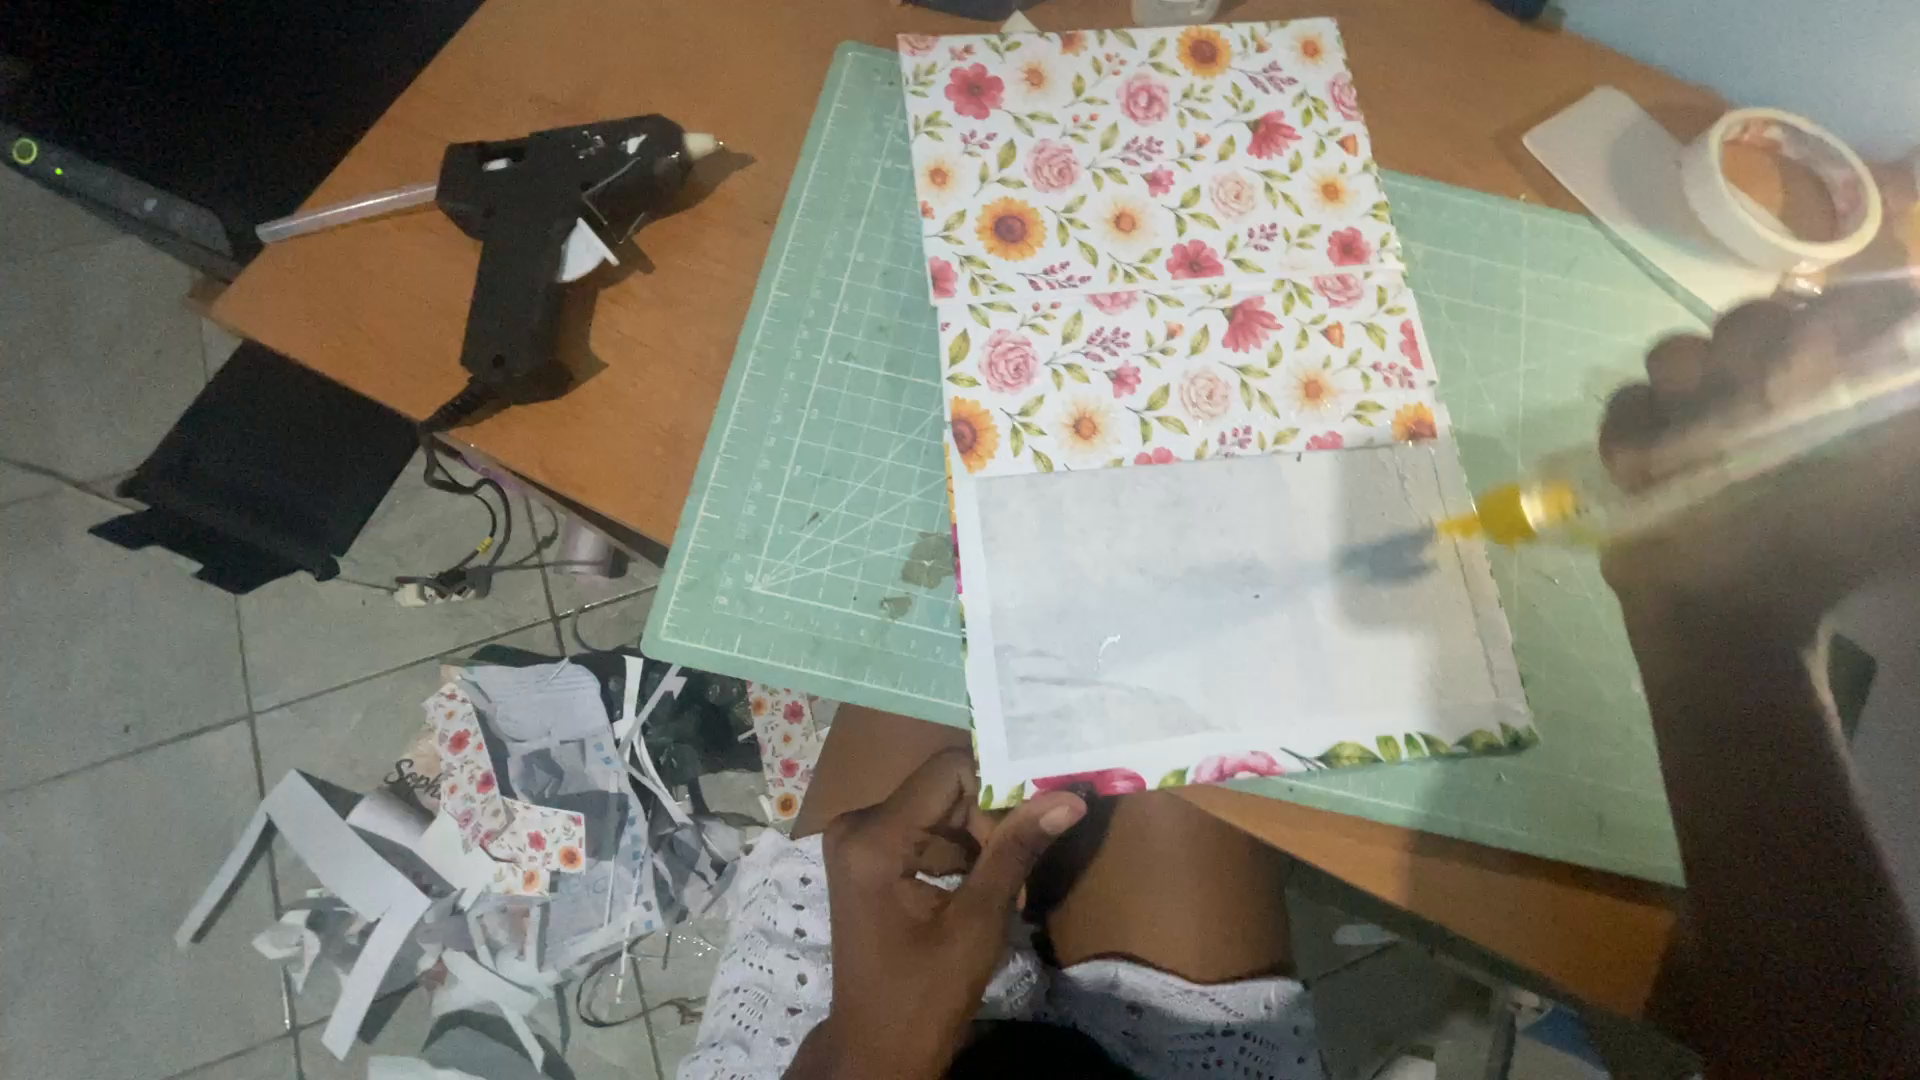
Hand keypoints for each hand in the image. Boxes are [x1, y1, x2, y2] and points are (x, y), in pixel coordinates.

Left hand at [787, 749, 1085, 1079]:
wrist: (875, 1053)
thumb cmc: (925, 995)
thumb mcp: (978, 920)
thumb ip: (1017, 849)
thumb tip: (1069, 797)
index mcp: (875, 836)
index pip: (949, 770)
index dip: (996, 787)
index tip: (1031, 821)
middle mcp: (858, 824)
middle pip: (943, 789)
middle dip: (988, 820)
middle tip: (1019, 867)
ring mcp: (858, 839)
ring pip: (937, 808)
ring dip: (977, 839)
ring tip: (1004, 886)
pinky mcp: (865, 855)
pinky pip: (922, 829)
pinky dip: (956, 851)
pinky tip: (978, 887)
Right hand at [1598, 283, 1919, 644]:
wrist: (1715, 607)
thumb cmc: (1817, 549)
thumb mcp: (1894, 487)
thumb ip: (1892, 421)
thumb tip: (1847, 363)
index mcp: (1855, 386)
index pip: (1857, 304)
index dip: (1836, 316)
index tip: (1810, 372)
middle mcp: (1778, 385)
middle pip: (1754, 318)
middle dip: (1746, 356)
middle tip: (1756, 406)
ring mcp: (1701, 409)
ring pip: (1677, 353)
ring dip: (1677, 395)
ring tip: (1686, 445)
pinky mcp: (1640, 437)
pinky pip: (1623, 403)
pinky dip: (1627, 435)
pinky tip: (1642, 473)